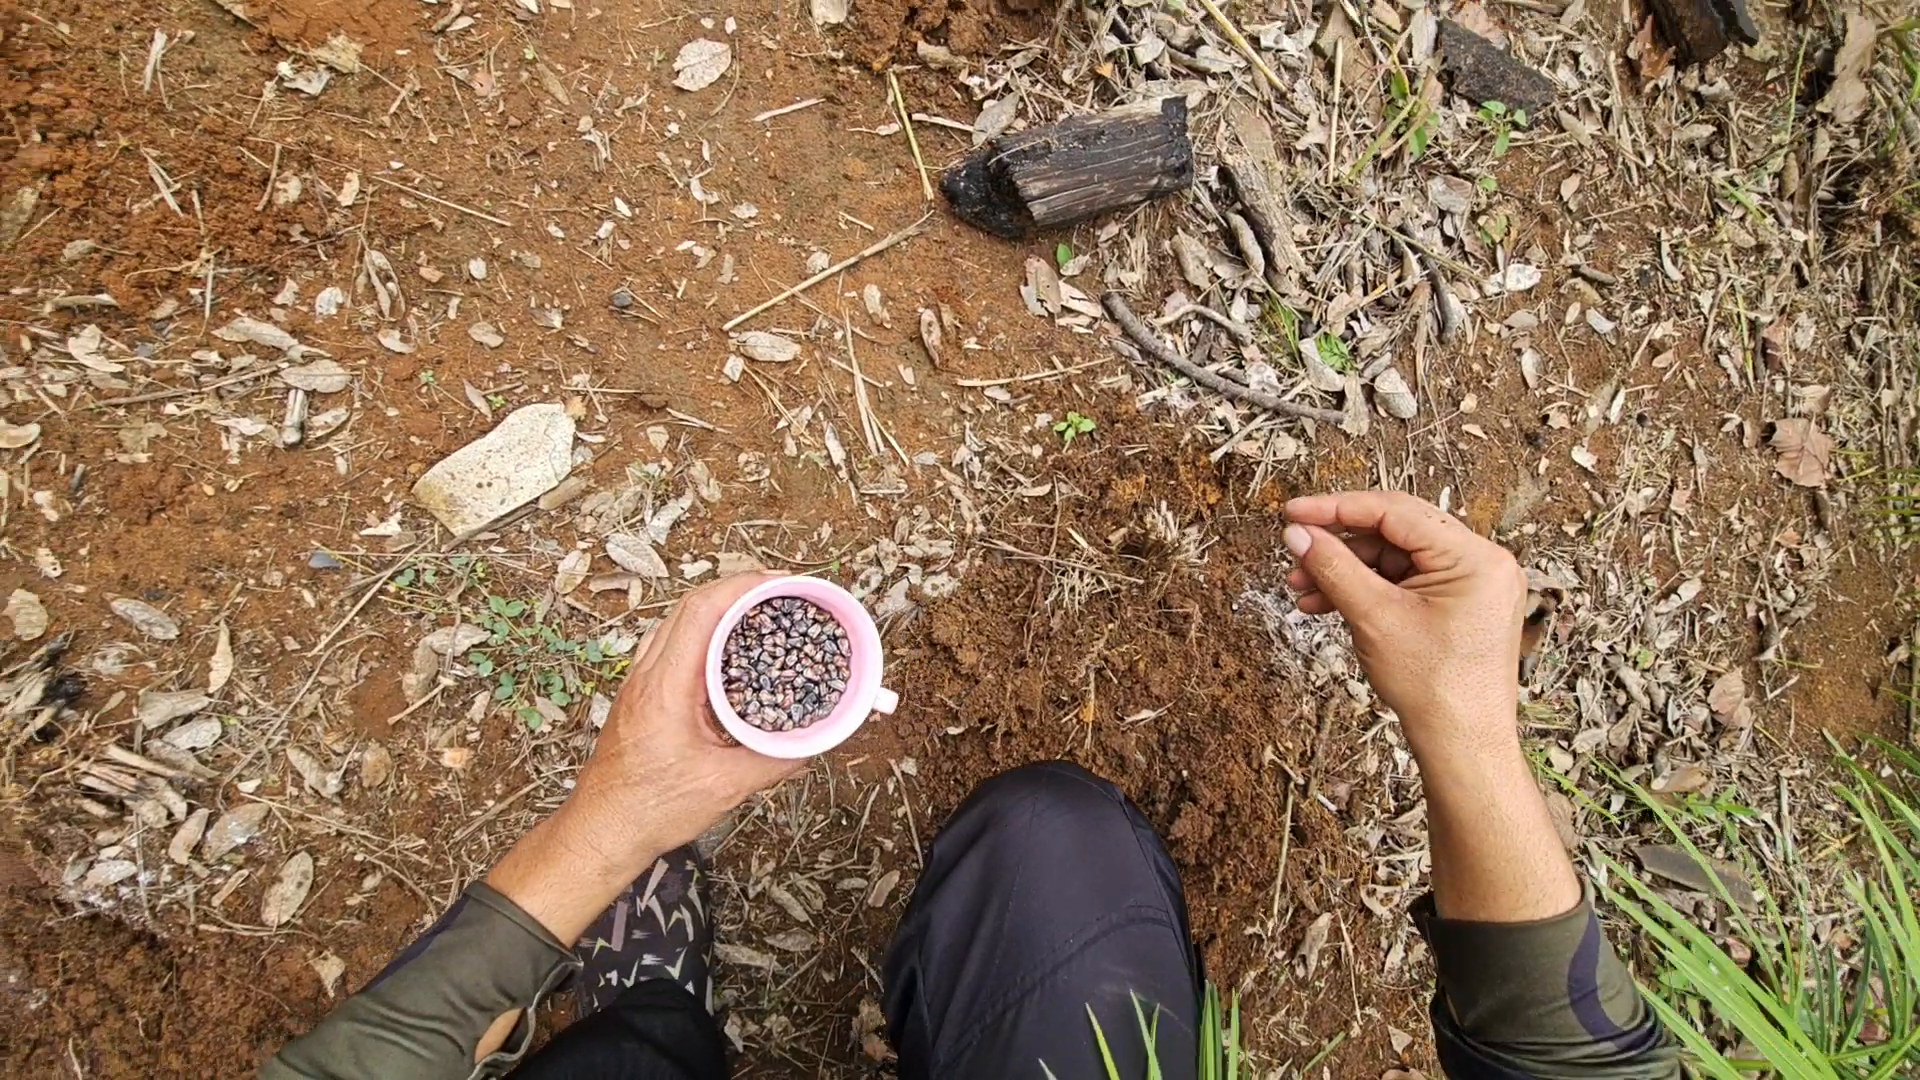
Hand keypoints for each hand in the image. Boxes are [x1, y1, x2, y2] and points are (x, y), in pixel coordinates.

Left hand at [476, 573, 804, 1060]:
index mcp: (666, 687)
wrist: (600, 832)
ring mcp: (641, 680)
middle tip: (781, 589)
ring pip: (679, 619)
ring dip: (719, 604)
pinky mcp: (642, 691)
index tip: (780, 581)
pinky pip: (674, 641)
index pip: (701, 611)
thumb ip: (775, 762)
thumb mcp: (725, 787)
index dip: (742, 585)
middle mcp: (648, 674)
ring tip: (759, 608)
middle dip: (738, 586)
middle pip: (691, 604)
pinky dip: (705, 629)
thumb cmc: (649, 810)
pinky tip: (730, 646)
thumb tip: (815, 743)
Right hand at [1283, 491, 1527, 759]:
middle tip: (1294, 551)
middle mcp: (1478, 562)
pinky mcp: (1453, 603)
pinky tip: (1324, 603)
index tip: (1292, 512)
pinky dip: (1361, 588)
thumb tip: (1296, 533)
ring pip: (1389, 557)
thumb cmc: (1432, 684)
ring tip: (1302, 590)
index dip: (1336, 508)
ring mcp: (1468, 583)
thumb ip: (1332, 566)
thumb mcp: (1372, 616)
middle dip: (1337, 544)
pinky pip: (1398, 580)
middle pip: (1392, 532)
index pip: (1394, 512)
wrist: (1461, 741)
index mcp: (1473, 558)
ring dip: (1342, 570)